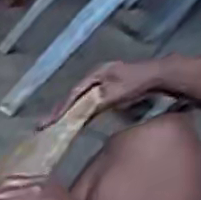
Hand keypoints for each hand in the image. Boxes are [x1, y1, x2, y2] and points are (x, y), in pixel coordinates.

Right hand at [48, 59, 165, 125]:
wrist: (157, 75)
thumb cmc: (136, 84)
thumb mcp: (114, 93)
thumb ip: (96, 102)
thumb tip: (78, 111)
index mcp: (95, 74)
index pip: (73, 93)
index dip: (61, 108)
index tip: (49, 122)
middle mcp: (95, 75)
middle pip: (72, 95)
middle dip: (58, 110)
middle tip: (43, 125)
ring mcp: (100, 80)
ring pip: (78, 97)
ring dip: (65, 110)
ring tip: (52, 123)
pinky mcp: (105, 87)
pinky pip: (85, 99)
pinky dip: (76, 108)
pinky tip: (70, 118)